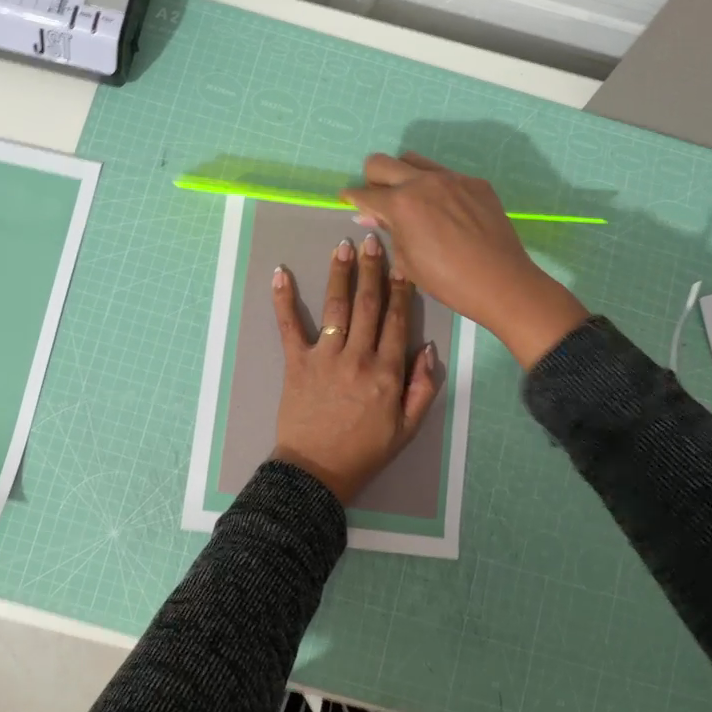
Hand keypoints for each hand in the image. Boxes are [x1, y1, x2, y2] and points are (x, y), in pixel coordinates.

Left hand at [269, 233, 439, 502]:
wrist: (317, 472)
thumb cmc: (365, 451)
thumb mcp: (408, 428)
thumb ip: (423, 387)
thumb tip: (430, 347)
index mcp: (387, 372)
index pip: (397, 320)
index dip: (401, 288)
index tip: (403, 262)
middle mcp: (358, 357)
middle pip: (368, 304)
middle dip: (372, 269)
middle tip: (374, 239)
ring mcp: (325, 356)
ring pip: (336, 306)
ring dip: (340, 273)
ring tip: (343, 246)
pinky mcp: (296, 362)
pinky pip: (289, 325)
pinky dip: (283, 298)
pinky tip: (281, 272)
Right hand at [342, 152, 589, 367]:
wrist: (502, 282)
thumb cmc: (447, 281)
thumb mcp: (407, 261)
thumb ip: (388, 231)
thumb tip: (371, 216)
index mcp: (401, 203)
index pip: (364, 193)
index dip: (351, 199)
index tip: (348, 201)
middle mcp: (423, 181)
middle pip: (381, 162)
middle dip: (371, 178)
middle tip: (376, 197)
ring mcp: (452, 178)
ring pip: (413, 160)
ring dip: (403, 175)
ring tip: (410, 199)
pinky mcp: (475, 183)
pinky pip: (445, 175)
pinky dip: (435, 187)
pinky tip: (445, 211)